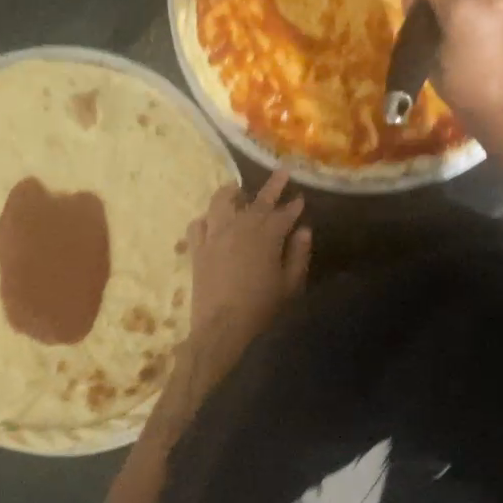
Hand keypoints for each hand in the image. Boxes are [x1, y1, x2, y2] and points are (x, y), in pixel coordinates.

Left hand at [168, 171, 311, 415]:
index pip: (283, 214)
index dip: (293, 206)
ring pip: (221, 203)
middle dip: (272, 187)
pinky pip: (198, 225)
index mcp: (266, 236)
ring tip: (239, 190)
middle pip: (257, 202)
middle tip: (281, 173)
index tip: (300, 198)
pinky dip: (206, 218)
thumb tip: (304, 230)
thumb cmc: (261, 310)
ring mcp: (215, 236)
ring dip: (232, 193)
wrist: (221, 329)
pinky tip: (212, 221)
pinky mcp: (197, 249)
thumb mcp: (289, 286)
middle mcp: (239, 228)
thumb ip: (298, 255)